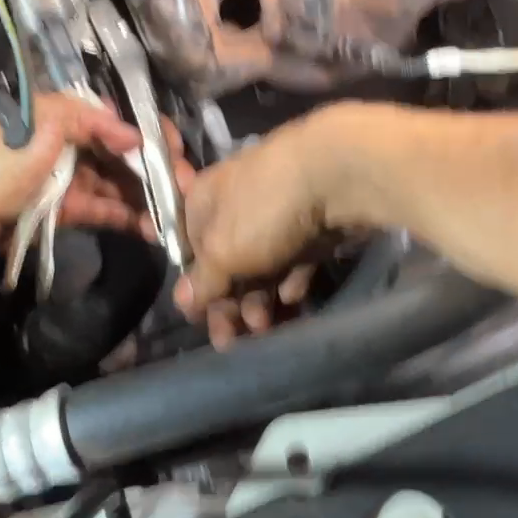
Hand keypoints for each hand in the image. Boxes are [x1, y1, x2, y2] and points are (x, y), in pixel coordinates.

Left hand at [0, 93, 190, 257]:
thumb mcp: (38, 124)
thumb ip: (86, 120)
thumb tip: (133, 135)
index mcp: (67, 117)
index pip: (119, 121)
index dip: (151, 134)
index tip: (177, 153)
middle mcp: (73, 144)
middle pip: (124, 155)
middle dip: (157, 170)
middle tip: (187, 190)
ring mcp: (71, 178)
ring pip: (119, 184)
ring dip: (147, 197)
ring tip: (176, 215)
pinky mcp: (67, 209)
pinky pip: (105, 209)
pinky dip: (128, 217)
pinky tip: (152, 229)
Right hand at [174, 105, 372, 346]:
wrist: (336, 175)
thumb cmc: (263, 210)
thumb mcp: (222, 250)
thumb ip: (203, 281)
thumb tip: (181, 300)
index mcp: (203, 203)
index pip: (191, 251)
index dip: (196, 290)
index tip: (203, 323)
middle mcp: (234, 207)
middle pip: (226, 264)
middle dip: (229, 304)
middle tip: (234, 342)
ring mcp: (274, 216)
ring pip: (260, 267)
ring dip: (259, 301)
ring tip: (268, 328)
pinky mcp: (309, 228)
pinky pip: (293, 262)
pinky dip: (290, 283)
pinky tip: (294, 301)